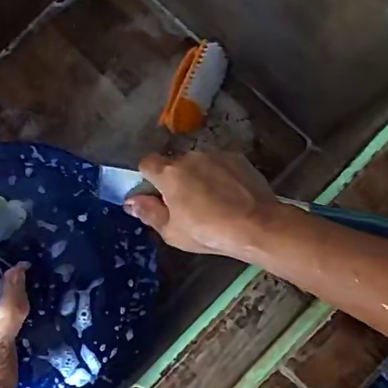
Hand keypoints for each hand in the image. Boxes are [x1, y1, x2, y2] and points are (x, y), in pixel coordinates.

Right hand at [123, 150, 285, 257]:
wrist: (256, 225)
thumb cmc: (208, 232)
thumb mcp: (172, 232)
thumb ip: (149, 212)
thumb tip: (132, 201)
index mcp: (169, 173)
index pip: (146, 163)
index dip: (148, 178)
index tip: (156, 196)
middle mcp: (190, 157)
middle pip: (173, 164)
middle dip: (175, 179)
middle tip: (186, 204)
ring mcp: (215, 155)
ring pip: (198, 163)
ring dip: (198, 176)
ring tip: (212, 201)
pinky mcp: (237, 158)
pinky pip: (219, 164)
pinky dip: (219, 175)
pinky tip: (229, 195)